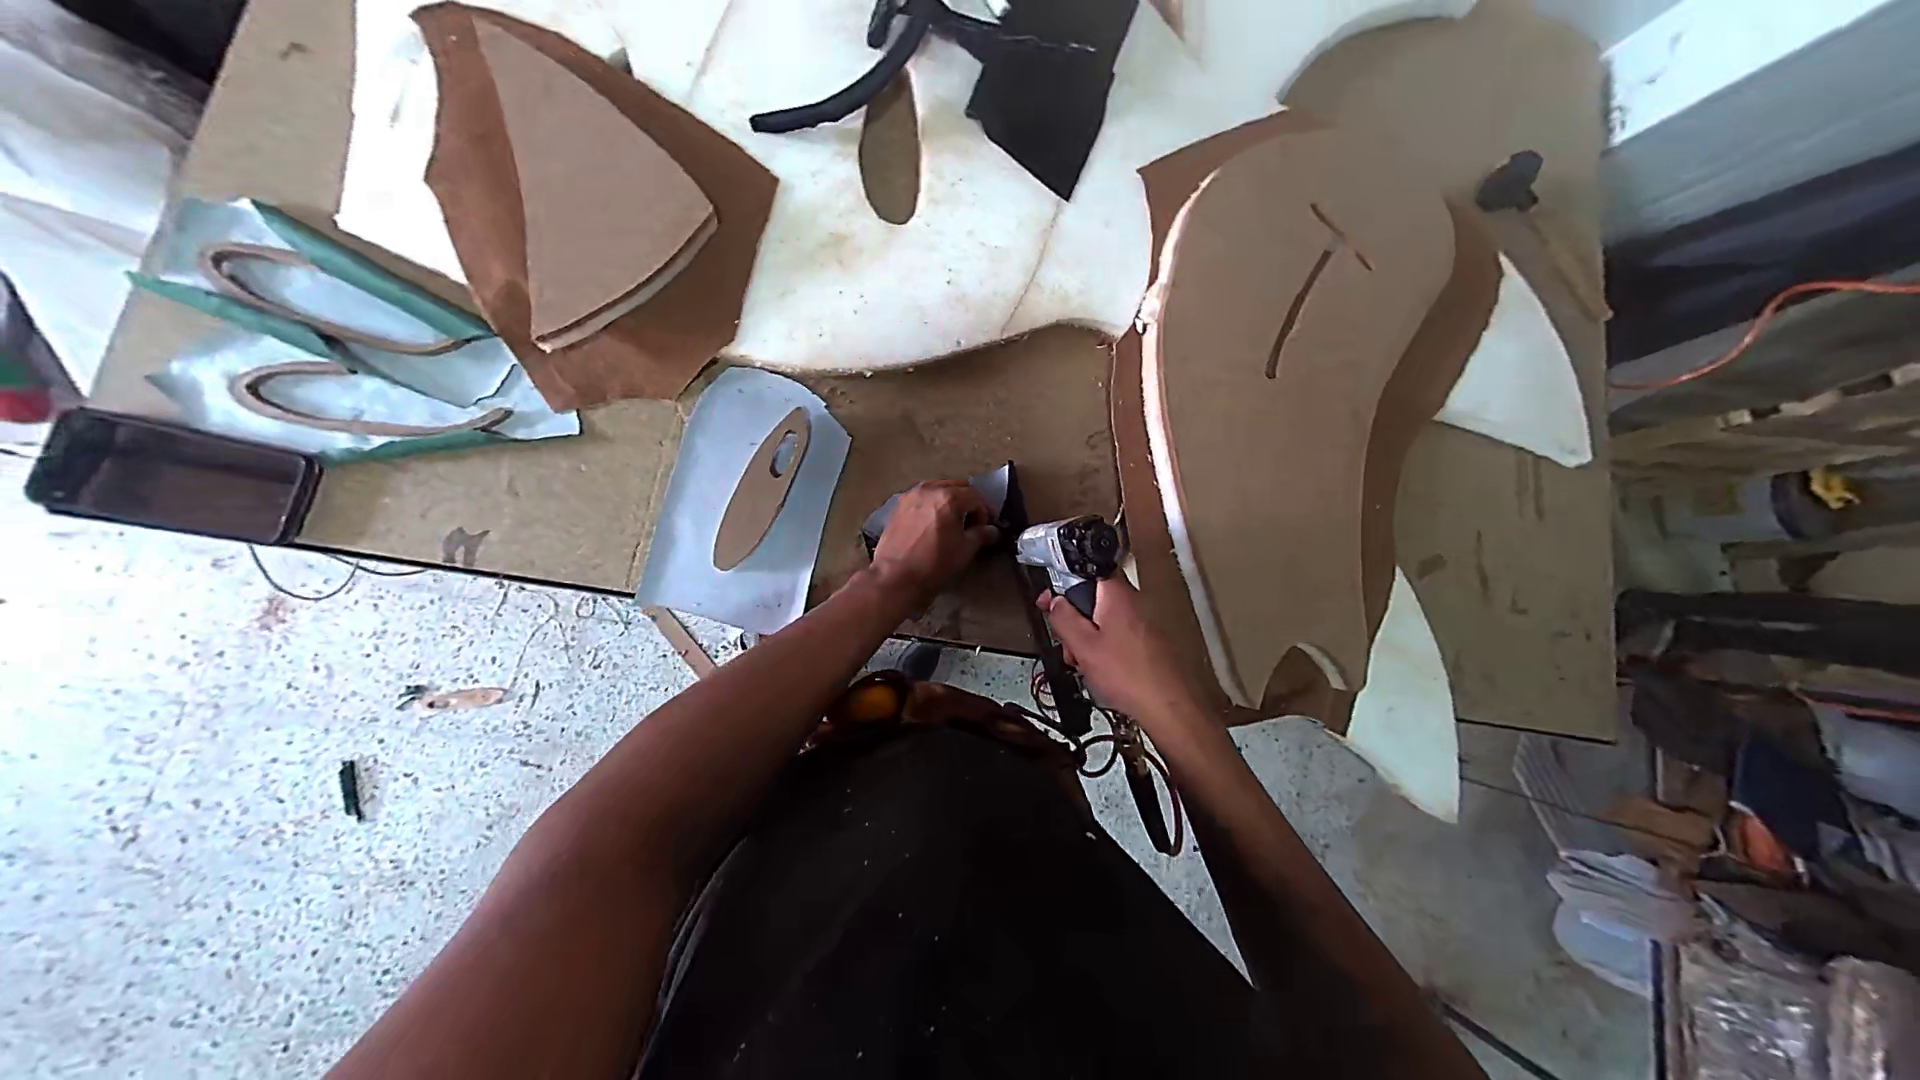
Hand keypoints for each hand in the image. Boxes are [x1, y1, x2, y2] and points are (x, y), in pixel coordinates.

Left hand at [868, 480, 998, 605]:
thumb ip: (981, 535)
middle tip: (973, 522)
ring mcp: (911, 495)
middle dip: (969, 502)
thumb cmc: (935, 564)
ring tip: (953, 520)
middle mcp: (930, 489)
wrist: (896, 578)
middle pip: (958, 487)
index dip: (985, 512)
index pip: (976, 497)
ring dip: (950, 500)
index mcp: (949, 497)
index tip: (987, 527)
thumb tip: (992, 530)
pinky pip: (922, 496)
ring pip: (939, 488)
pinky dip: (933, 503)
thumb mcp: (965, 550)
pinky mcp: (899, 505)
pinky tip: (934, 521)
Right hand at [1038, 577, 1207, 726]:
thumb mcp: (1083, 646)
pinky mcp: (1146, 642)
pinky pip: (1116, 637)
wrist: (1167, 706)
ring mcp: (1141, 623)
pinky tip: (1101, 669)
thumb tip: (1054, 602)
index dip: (1062, 585)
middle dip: (1074, 620)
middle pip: (1092, 600)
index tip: (1049, 601)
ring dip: (1087, 638)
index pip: (1085, 572)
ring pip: (1102, 621)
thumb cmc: (1131, 676)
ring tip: (1084, 662)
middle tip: (1068, 641)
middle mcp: (1133, 603)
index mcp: (1116, 596)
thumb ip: (1063, 619)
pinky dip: (1103, 649)